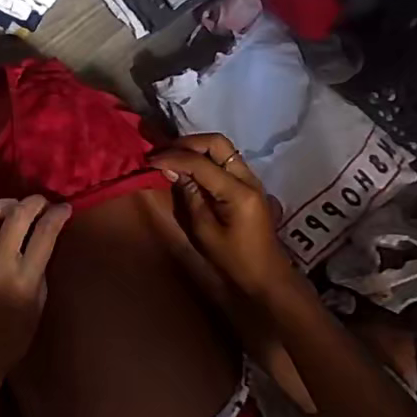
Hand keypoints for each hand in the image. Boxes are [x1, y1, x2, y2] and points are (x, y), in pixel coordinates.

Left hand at [0, 196, 71, 382]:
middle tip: (45, 202)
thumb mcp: (39, 302)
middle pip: (17, 216)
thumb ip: (40, 266)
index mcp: (23, 282)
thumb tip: (46, 234)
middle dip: (35, 202)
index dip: (57, 214)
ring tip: (18, 207)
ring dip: (6, 203)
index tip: (65, 207)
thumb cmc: (14, 336)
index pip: (44, 234)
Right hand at [149, 135, 298, 303]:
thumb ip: (189, 196)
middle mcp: (248, 178)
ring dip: (195, 147)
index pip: (201, 163)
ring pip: (222, 147)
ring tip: (171, 156)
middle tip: (162, 152)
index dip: (174, 157)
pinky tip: (188, 167)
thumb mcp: (205, 232)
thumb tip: (170, 169)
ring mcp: (251, 178)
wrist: (266, 274)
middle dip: (187, 143)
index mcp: (238, 192)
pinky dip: (205, 157)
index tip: (150, 159)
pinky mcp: (248, 183)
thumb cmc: (234, 260)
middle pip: (217, 142)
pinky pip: (225, 159)